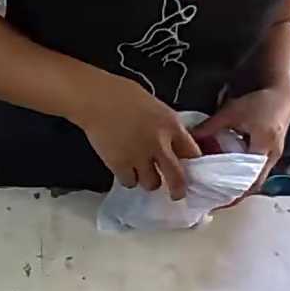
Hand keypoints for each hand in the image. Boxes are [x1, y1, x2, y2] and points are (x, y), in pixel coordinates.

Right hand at [73, 77, 201, 199]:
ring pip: (151, 184)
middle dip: (178, 189)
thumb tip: (171, 143)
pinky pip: (129, 182)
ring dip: (149, 181)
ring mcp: (138, 157)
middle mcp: (159, 145)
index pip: (192, 153)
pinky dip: (128, 179)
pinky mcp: (119, 165)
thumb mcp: (157, 108)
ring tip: (142, 174)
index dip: (191, 163)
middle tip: (176, 194)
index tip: (186, 167)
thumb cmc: (125, 96)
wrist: (97, 100)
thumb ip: (166, 128)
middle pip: (176, 176)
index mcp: (171, 126)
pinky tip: (125, 170)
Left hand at [193, 86, 289, 195]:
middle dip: (234, 196)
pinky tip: (225, 183)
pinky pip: (255, 173)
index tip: (215, 202)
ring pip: (255, 181)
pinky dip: (241, 181)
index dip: (233, 192)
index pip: (249, 178)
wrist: (280, 93)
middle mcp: (271, 156)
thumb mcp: (231, 113)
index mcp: (263, 147)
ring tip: (216, 197)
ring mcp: (272, 157)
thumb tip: (187, 140)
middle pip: (253, 185)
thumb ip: (209, 128)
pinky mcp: (268, 155)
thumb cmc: (258, 102)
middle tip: (212, 203)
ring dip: (237, 190)